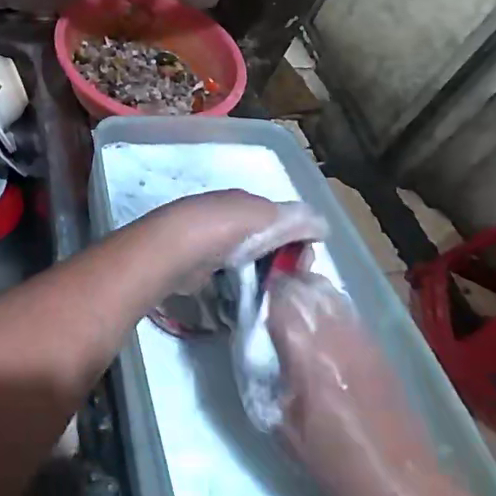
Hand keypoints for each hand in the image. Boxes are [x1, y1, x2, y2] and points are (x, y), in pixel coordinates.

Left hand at [143, 191, 327, 295]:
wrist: (173, 251)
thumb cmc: (221, 229)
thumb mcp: (264, 217)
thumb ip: (295, 218)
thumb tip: (322, 224)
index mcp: (242, 200)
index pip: (282, 219)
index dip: (299, 241)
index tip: (303, 267)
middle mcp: (226, 214)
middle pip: (267, 239)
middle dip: (282, 260)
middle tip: (288, 283)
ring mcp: (211, 239)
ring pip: (250, 257)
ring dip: (263, 273)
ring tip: (271, 292)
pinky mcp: (200, 263)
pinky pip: (232, 272)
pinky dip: (243, 282)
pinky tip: (248, 294)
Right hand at [261, 272, 465, 495]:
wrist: (397, 478)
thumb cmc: (331, 451)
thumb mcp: (279, 419)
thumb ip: (261, 373)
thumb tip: (248, 344)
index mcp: (302, 344)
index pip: (277, 290)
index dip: (262, 285)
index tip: (252, 294)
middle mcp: (331, 328)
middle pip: (304, 281)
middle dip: (284, 284)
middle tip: (271, 299)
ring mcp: (358, 333)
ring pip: (328, 289)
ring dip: (308, 290)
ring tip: (296, 306)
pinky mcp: (377, 344)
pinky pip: (346, 308)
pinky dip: (330, 306)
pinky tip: (323, 325)